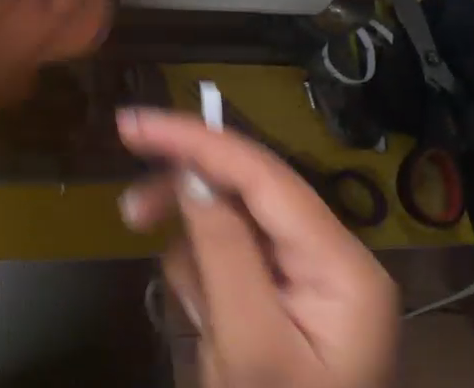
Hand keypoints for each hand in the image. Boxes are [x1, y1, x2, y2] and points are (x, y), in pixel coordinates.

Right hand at [117, 108, 399, 387]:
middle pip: (243, 188)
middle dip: (186, 200)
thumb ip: (223, 252)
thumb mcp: (248, 348)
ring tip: (191, 312)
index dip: (196, 140)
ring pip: (225, 218)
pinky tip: (205, 321)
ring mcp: (301, 273)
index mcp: (342, 266)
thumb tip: (191, 175)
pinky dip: (199, 277)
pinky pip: (221, 251)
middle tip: (131, 211)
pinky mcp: (275, 289)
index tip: (133, 125)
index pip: (263, 174)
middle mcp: (327, 255)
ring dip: (192, 251)